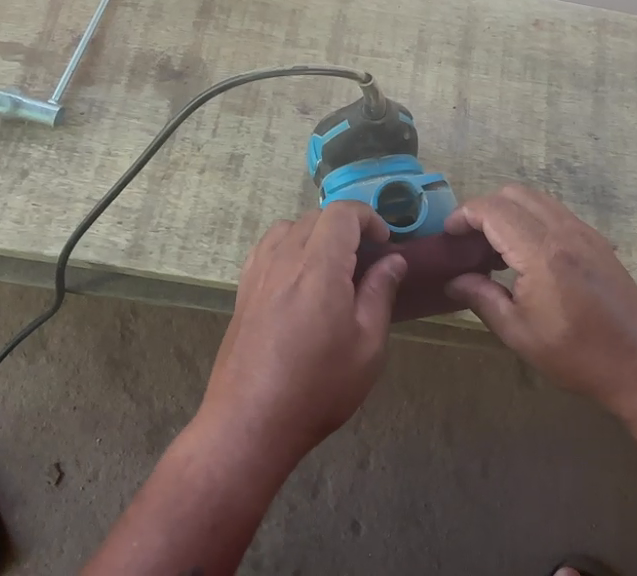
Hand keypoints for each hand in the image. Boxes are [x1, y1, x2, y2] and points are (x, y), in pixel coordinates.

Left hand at [197, 202, 407, 460]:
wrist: (251, 423)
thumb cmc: (319, 387)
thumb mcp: (367, 346)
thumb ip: (379, 293)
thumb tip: (393, 260)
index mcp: (319, 268)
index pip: (342, 214)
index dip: (369, 217)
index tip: (385, 243)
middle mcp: (285, 259)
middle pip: (316, 217)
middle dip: (346, 226)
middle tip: (366, 258)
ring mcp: (259, 274)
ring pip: (288, 227)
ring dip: (315, 233)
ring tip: (332, 265)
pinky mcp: (243, 291)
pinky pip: (267, 248)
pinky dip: (288, 245)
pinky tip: (298, 276)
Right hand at [444, 184, 636, 418]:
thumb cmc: (576, 355)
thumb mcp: (519, 333)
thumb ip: (482, 298)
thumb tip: (453, 280)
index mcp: (540, 252)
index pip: (493, 210)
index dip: (464, 216)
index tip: (448, 236)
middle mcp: (563, 231)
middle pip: (513, 194)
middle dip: (484, 208)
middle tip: (468, 240)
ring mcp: (584, 232)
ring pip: (536, 198)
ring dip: (509, 211)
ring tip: (494, 246)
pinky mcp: (597, 241)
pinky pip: (556, 212)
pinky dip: (532, 218)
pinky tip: (526, 253)